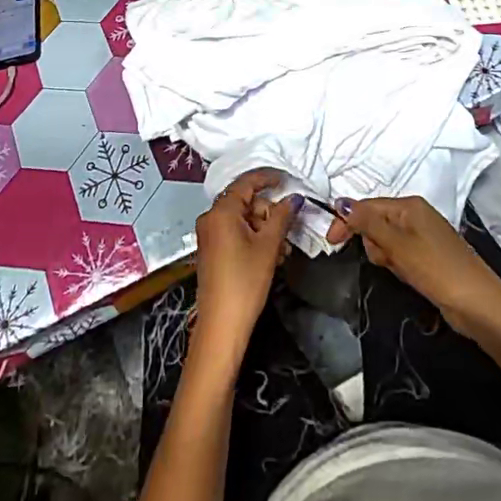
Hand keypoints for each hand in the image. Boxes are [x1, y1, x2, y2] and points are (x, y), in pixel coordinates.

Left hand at [192, 170, 297, 352]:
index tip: (286, 179)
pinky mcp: (211, 249)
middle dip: (268, 212)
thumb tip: (292, 198)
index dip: (267, 178)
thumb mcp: (269, 246)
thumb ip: (281, 217)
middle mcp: (210, 217)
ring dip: (264, 228)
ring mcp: (208, 234)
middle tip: (288, 230)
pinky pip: (234, 232)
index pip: (245, 183)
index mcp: (221, 211)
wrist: (222, 322)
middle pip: (244, 202)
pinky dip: (253, 238)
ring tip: (282, 249)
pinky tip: (271, 255)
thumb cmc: (245, 281)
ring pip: (242, 219)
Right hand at [326, 195, 500, 337]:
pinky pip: (399, 253)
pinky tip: (410, 276)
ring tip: (402, 270)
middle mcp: (415, 215)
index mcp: (409, 205)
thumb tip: (340, 202)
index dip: (347, 221)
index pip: (366, 206)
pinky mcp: (428, 255)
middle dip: (373, 243)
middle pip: (375, 222)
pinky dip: (398, 264)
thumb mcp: (396, 245)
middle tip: (387, 259)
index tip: (331, 242)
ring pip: (385, 241)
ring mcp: (423, 235)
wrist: (479, 305)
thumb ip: (367, 223)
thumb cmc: (436, 269)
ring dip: (386, 256)